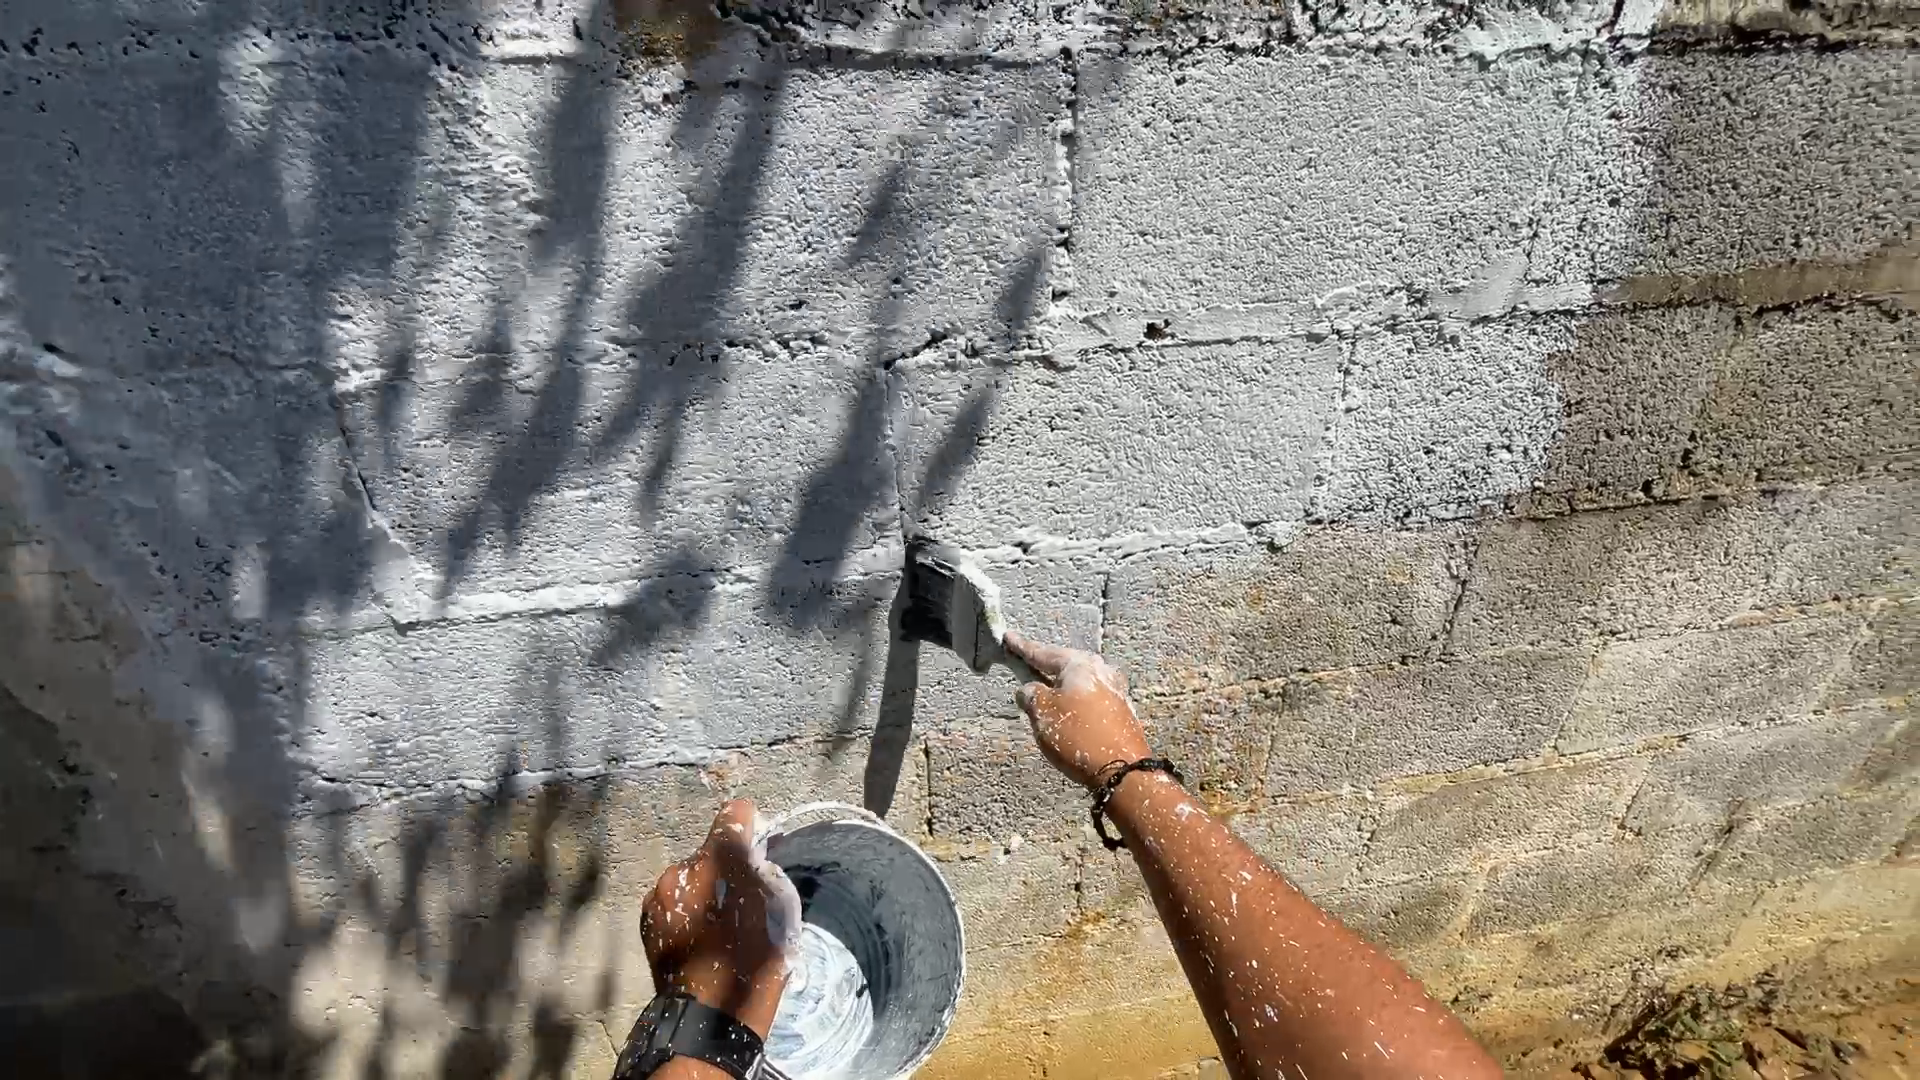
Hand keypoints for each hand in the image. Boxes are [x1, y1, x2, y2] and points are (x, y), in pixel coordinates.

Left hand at [641, 800, 802, 1038]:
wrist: (709, 1019)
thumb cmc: (752, 962)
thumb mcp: (776, 909)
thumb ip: (761, 870)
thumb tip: (752, 852)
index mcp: (719, 861)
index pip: (733, 815)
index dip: (747, 824)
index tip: (755, 839)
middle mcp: (682, 868)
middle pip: (710, 850)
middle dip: (725, 864)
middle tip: (739, 895)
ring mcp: (659, 893)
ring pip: (690, 874)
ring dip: (703, 886)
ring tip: (715, 919)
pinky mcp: (647, 917)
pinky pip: (674, 896)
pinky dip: (686, 905)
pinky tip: (697, 931)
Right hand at [1006, 631, 1152, 789]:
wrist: (1123, 770)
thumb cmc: (1078, 735)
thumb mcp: (1042, 713)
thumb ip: (1031, 694)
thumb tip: (1029, 689)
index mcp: (1079, 664)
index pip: (1043, 653)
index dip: (1022, 648)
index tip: (1008, 638)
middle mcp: (1100, 670)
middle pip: (1065, 665)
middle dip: (1045, 666)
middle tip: (1027, 661)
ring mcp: (1114, 690)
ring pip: (1078, 682)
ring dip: (1061, 687)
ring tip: (1046, 691)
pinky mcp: (1121, 711)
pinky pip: (1089, 698)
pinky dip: (1075, 702)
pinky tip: (1068, 711)